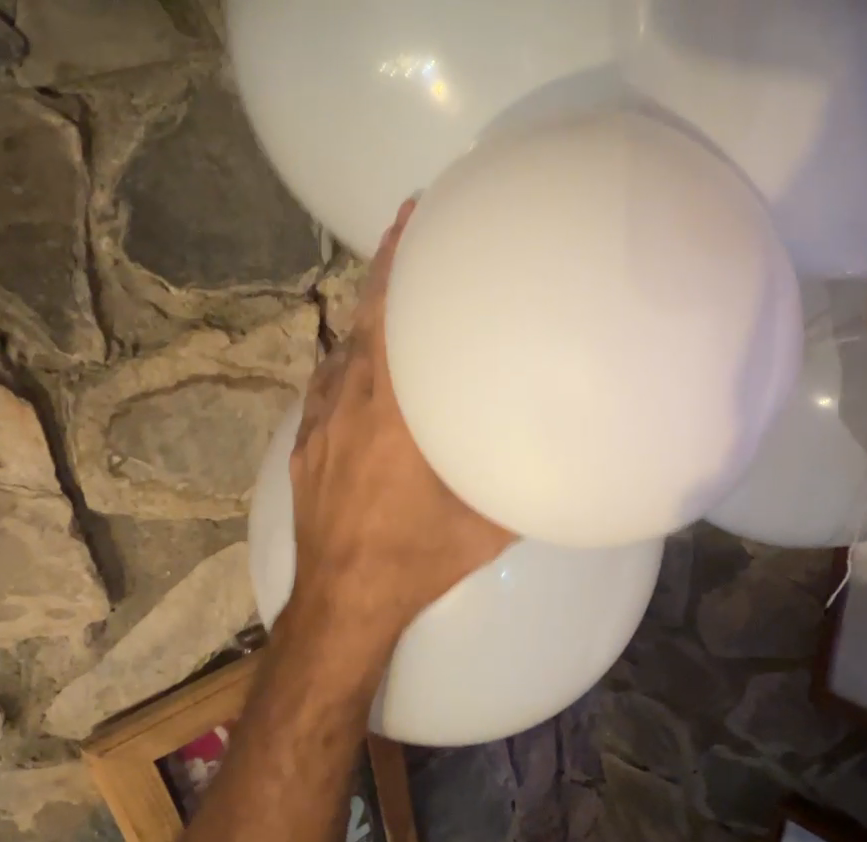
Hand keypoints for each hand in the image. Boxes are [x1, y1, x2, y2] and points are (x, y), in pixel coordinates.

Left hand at [286, 202, 514, 642]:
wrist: (342, 603)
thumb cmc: (416, 562)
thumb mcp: (486, 528)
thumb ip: (519, 484)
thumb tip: (562, 460)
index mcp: (393, 415)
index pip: (390, 319)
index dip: (398, 262)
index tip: (413, 213)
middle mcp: (348, 406)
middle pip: (362, 321)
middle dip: (385, 272)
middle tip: (410, 230)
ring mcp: (317, 426)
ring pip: (340, 354)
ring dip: (366, 321)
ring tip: (393, 300)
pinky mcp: (303, 449)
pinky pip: (325, 389)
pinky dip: (346, 366)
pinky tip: (361, 373)